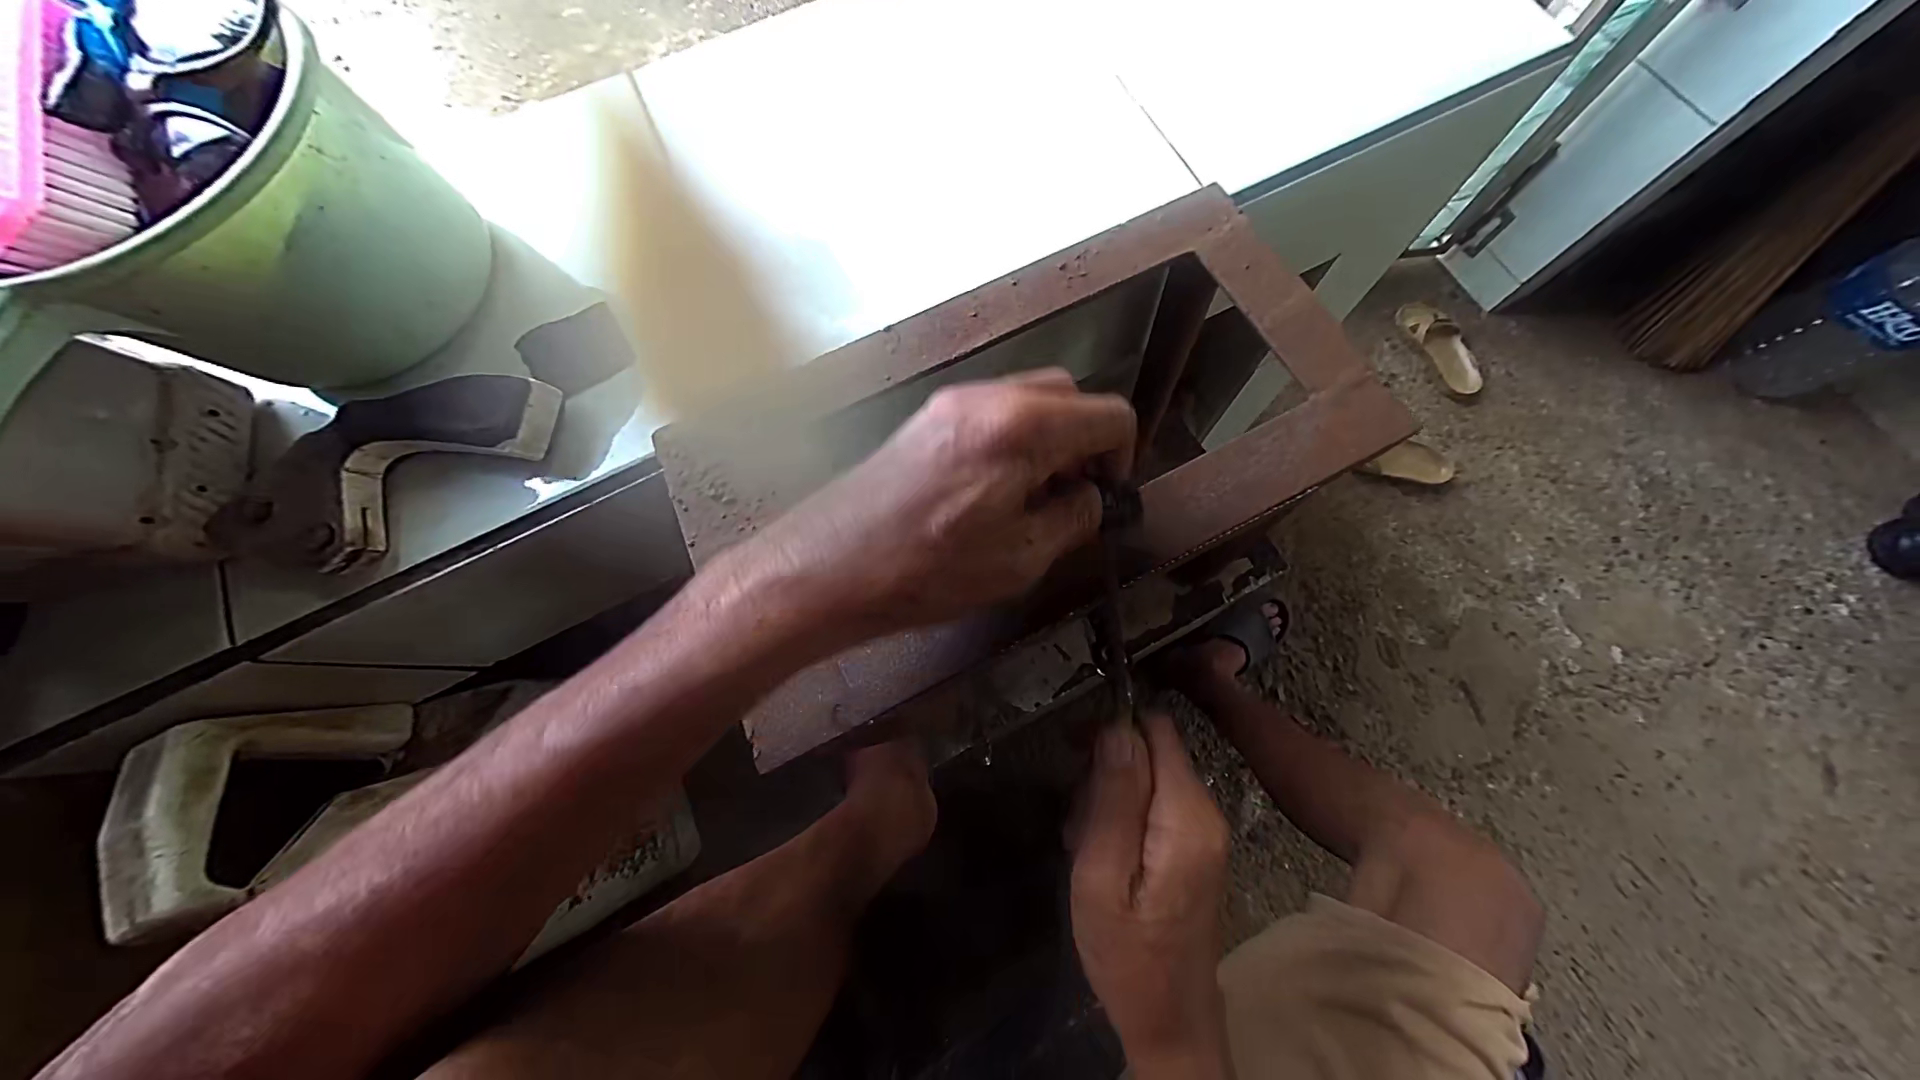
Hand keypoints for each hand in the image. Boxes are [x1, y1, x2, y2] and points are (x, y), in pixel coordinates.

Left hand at [745, 368, 1134, 636]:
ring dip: (1050, 440)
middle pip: (1070, 394)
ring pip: (1030, 400)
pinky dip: (1014, 440)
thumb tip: (1092, 498)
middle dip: (1086, 442)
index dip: (1124, 456)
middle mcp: (988, 397)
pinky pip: (992, 413)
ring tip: (1035, 498)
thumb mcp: (1021, 558)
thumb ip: (1074, 518)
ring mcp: (951, 402)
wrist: (828, 566)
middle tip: (1074, 495)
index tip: (1108, 496)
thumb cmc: (926, 571)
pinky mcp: (927, 419)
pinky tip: (997, 490)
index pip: (1109, 415)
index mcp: (1022, 426)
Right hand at [1071, 713, 1234, 1079]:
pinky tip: (1099, 850)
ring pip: (1145, 775)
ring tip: (1083, 840)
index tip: (1072, 750)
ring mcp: (1202, 830)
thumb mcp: (1102, 875)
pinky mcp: (1192, 845)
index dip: (1111, 728)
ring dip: (1105, 794)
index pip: (1155, 730)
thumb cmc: (1126, 955)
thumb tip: (1117, 728)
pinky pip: (1150, 802)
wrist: (1169, 1021)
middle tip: (1074, 815)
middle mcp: (1205, 812)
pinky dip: (1118, 814)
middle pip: (1150, 749)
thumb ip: (1112, 799)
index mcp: (1186, 815)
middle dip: (1103, 767)